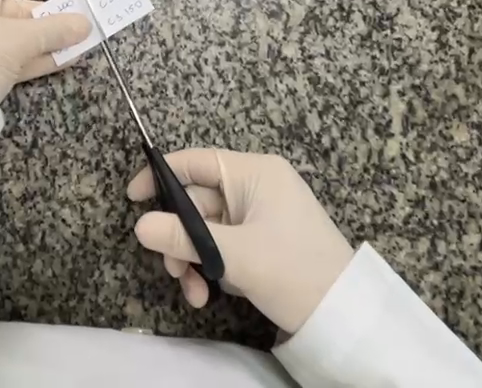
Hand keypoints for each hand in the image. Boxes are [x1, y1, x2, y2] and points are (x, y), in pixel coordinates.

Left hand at [0, 0, 92, 100]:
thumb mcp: (17, 38)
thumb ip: (53, 29)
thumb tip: (85, 24)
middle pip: (15, 9)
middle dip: (50, 16)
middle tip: (82, 20)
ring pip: (17, 37)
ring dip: (48, 39)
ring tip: (82, 41)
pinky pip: (12, 58)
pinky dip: (36, 58)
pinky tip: (65, 60)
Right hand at [128, 148, 354, 333]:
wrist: (348, 321)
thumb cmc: (295, 272)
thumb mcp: (236, 256)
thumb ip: (185, 238)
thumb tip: (139, 226)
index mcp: (254, 173)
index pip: (196, 162)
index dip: (161, 175)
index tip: (133, 197)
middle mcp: (256, 187)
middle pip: (198, 201)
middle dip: (181, 238)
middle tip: (171, 269)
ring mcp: (260, 215)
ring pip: (207, 229)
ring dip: (193, 259)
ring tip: (194, 292)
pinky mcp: (263, 242)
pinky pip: (223, 246)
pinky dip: (211, 267)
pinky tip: (208, 294)